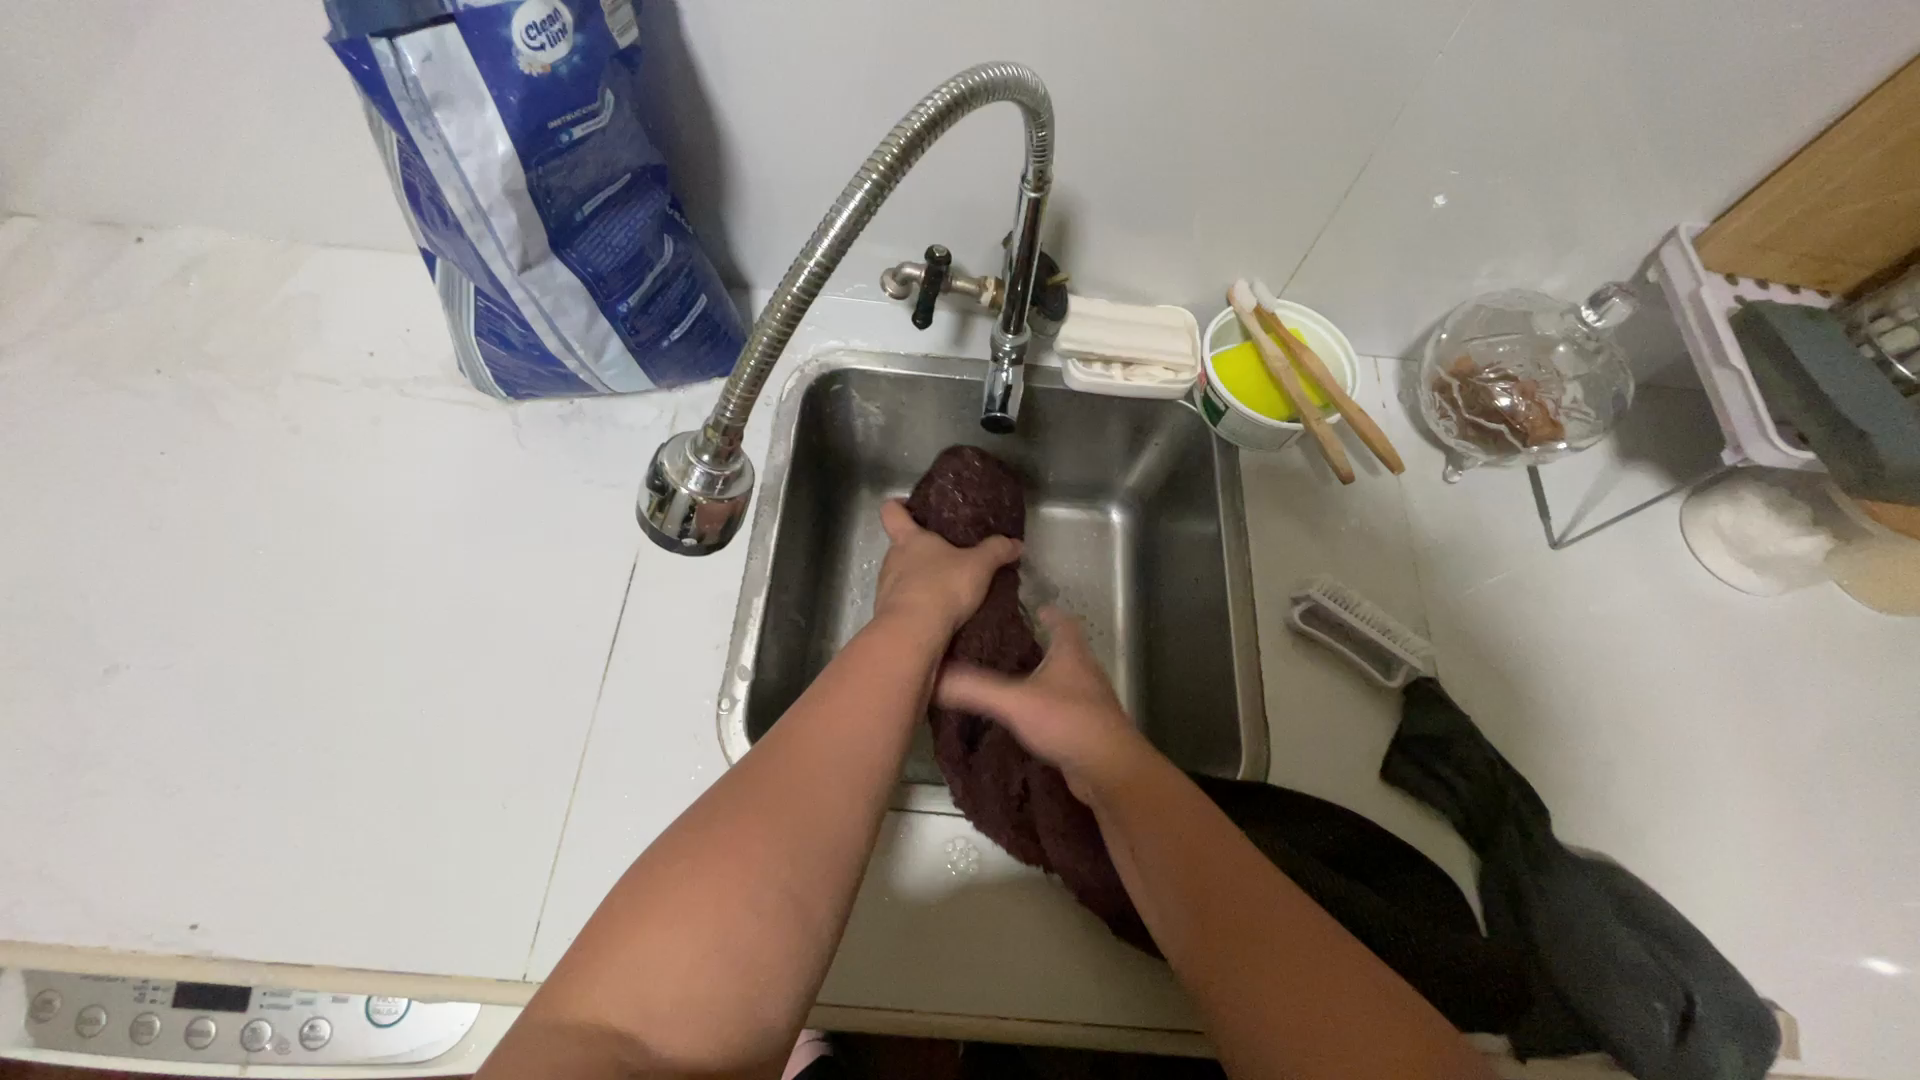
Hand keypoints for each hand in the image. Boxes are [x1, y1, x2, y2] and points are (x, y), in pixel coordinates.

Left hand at [872, 499, 1021, 637]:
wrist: (913, 634)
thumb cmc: (942, 587)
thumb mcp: (979, 566)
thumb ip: (997, 551)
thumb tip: (1016, 543)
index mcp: (908, 539)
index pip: (891, 512)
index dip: (898, 506)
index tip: (910, 508)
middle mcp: (892, 560)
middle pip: (901, 547)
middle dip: (922, 552)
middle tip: (949, 558)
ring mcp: (886, 589)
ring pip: (902, 577)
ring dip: (921, 582)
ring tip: (948, 591)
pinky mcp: (888, 616)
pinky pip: (905, 605)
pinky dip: (920, 607)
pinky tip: (941, 616)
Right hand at [934, 607, 1160, 802]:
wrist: (1108, 768)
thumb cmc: (1066, 721)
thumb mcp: (1014, 701)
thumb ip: (975, 689)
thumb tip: (934, 678)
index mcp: (1072, 653)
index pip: (1062, 621)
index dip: (1048, 612)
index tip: (1033, 609)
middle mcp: (1085, 671)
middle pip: (1065, 649)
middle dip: (1041, 645)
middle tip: (1010, 645)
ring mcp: (1090, 701)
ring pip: (1066, 680)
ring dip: (1045, 678)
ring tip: (1014, 680)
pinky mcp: (1089, 728)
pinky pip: (1066, 709)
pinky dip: (1049, 708)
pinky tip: (1029, 718)